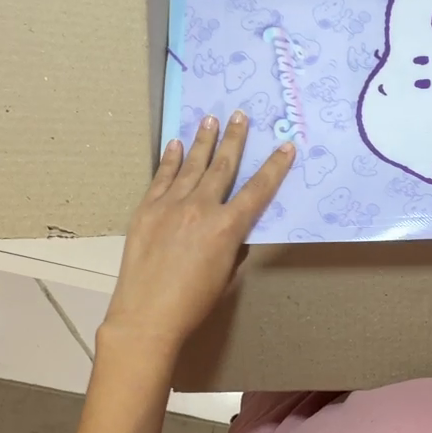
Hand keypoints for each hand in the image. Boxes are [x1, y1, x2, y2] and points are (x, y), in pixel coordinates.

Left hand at [101, 112, 293, 355]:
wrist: (146, 316)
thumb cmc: (194, 304)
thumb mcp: (225, 275)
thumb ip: (232, 246)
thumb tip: (233, 230)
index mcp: (226, 228)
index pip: (258, 190)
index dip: (274, 167)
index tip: (285, 147)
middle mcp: (200, 209)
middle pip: (222, 167)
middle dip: (234, 140)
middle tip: (240, 116)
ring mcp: (170, 206)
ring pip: (191, 166)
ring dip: (204, 141)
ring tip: (211, 120)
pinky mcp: (146, 210)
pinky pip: (161, 177)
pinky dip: (170, 160)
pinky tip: (176, 144)